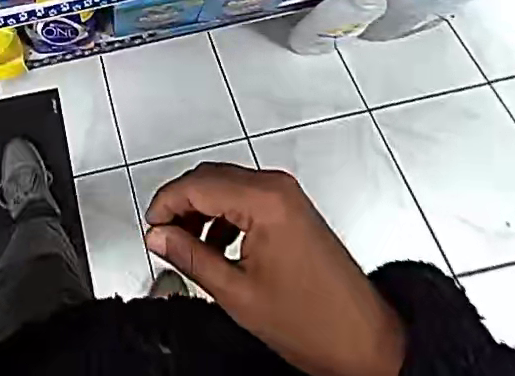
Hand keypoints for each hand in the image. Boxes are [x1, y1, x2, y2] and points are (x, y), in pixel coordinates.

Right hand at [144, 163, 404, 375]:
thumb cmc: (315, 322)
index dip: (167, 202)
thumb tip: (161, 237)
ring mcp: (286, 193)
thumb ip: (192, 257)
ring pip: (226, 184)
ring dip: (201, 208)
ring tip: (185, 244)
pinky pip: (245, 195)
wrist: (363, 338)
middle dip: (181, 203)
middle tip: (162, 234)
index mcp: (264, 200)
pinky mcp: (290, 205)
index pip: (199, 183)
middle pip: (211, 176)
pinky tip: (214, 245)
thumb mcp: (238, 293)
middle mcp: (276, 186)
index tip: (151, 224)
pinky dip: (223, 213)